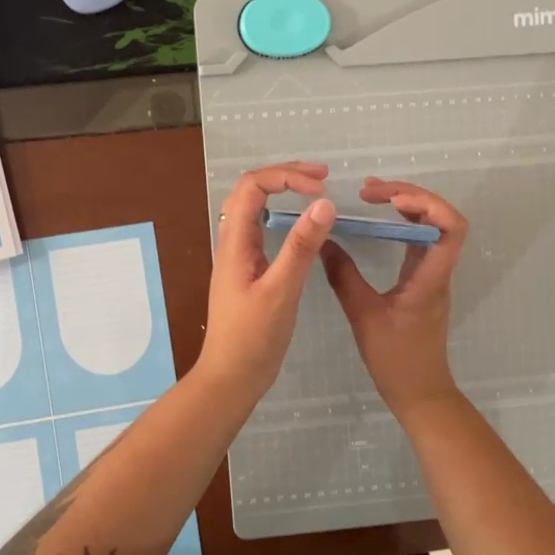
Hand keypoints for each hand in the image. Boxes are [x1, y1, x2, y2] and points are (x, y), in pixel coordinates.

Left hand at [201, 161, 337, 391]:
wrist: (231, 378)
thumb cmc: (253, 337)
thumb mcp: (282, 290)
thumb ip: (301, 247)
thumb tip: (324, 204)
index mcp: (235, 242)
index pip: (253, 187)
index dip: (286, 177)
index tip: (320, 188)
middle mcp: (232, 242)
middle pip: (250, 190)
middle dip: (285, 176)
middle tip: (322, 178)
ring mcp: (238, 257)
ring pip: (253, 208)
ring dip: (281, 191)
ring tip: (314, 190)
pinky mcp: (247, 271)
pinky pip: (260, 228)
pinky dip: (282, 214)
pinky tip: (301, 225)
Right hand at [319, 178, 468, 416]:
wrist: (420, 392)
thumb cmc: (396, 359)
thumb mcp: (363, 316)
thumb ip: (344, 277)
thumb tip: (324, 242)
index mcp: (431, 277)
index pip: (451, 227)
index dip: (427, 203)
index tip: (391, 199)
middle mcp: (438, 271)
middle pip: (441, 219)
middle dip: (409, 196)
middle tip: (370, 191)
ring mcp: (432, 276)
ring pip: (432, 228)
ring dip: (407, 206)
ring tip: (372, 197)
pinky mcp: (422, 283)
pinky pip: (419, 242)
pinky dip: (402, 225)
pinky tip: (379, 223)